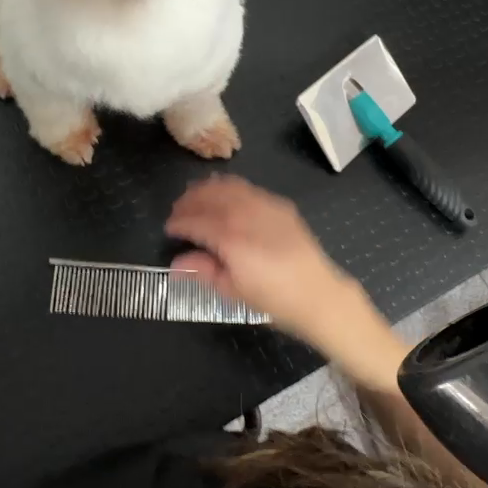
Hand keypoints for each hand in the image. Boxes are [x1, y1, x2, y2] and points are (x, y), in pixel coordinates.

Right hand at [165, 176, 387, 357]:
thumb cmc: (274, 300)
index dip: (179, 223)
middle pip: (210, 196)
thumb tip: (176, 264)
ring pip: (229, 187)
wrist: (318, 295)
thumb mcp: (234, 292)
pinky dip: (230, 188)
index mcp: (231, 239)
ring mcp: (265, 206)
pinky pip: (249, 189)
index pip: (196, 221)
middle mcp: (246, 215)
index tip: (169, 228)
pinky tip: (226, 195)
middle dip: (190, 201)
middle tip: (178, 210)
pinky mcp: (280, 206)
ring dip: (208, 189)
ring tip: (197, 196)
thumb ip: (204, 272)